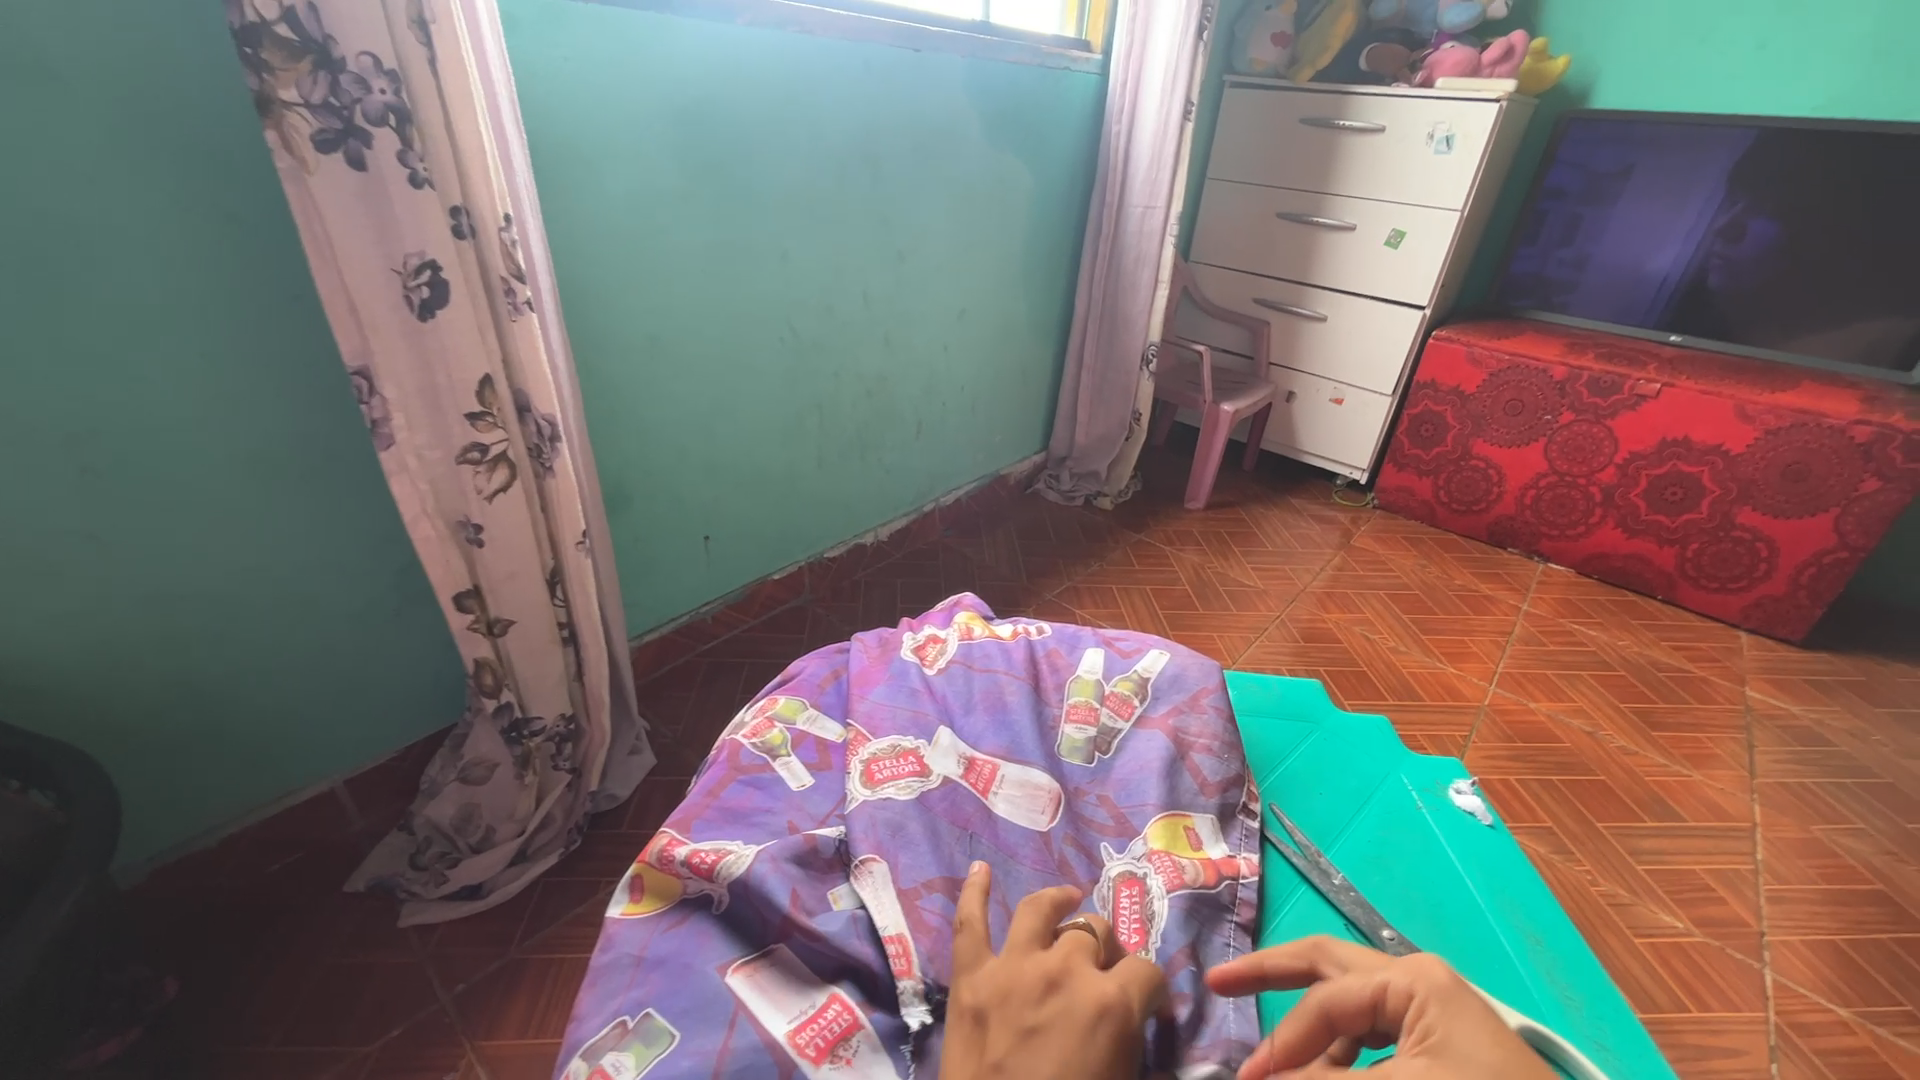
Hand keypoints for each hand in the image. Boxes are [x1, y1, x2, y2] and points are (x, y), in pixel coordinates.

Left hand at [939, 862, 1168, 1079]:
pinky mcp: (971, 976)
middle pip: (1095, 932)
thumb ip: (1132, 1044)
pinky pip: (970, 922)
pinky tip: (979, 868)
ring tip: (1067, 898)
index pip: (1147, 971)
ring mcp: (1013, 965)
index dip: (1152, 988)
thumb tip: (1136, 1024)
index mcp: (1110, 1003)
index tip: (1151, 1004)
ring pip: (1040, 911)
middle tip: (1104, 968)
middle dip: (1107, 948)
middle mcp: (1065, 969)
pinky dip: (973, 892)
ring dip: (1058, 902)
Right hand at [1206, 937, 1556, 1079]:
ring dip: (1309, 1030)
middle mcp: (1415, 981)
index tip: (1249, 1079)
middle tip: (1219, 983)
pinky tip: (1325, 1074)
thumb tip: (1261, 1079)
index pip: (1325, 1001)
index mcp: (1411, 979)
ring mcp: (1430, 1013)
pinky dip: (1342, 1054)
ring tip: (1275, 1061)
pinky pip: (1374, 1036)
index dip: (1283, 1040)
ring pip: (1348, 1005)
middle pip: (1325, 966)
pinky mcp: (1442, 1047)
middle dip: (1270, 974)